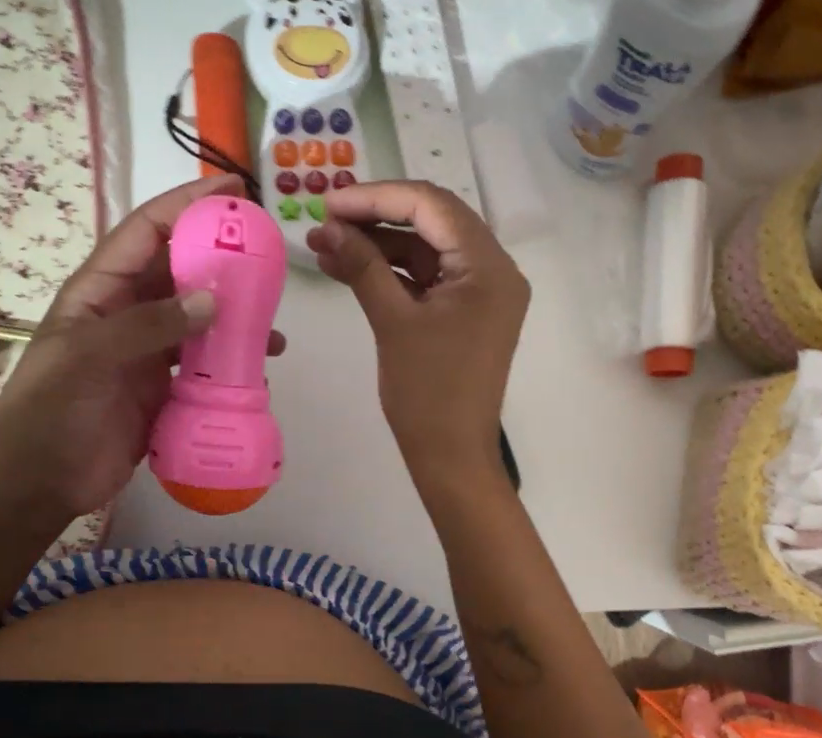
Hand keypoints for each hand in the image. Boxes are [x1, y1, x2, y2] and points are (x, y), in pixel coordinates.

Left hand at [0, 174, 285, 520]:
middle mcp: (125, 314)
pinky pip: (204, 364)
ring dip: (233, 314)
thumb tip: (212, 299)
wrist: (42, 481)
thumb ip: (149, 326)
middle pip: (179, 271)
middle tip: (268, 253)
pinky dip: (231, 360)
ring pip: (197, 319)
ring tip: (272, 318)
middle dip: (220, 257)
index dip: (186, 206)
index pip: (146, 233)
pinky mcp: (163, 390)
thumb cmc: (52, 412)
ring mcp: (146, 354)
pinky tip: (259, 365)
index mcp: (98, 292)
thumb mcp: (90, 357)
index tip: (232, 190)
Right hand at [307, 181, 528, 479]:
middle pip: (433, 221)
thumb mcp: (393, 322)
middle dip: (377, 218)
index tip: (329, 203)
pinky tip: (349, 268)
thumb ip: (363, 266)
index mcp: (489, 267)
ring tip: (325, 247)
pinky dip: (394, 273)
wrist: (452, 456)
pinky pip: (430, 278)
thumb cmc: (427, 393)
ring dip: (380, 246)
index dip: (377, 197)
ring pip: (428, 250)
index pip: (432, 206)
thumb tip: (327, 227)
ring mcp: (484, 294)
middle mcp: (496, 271)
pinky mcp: (469, 314)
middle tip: (326, 221)